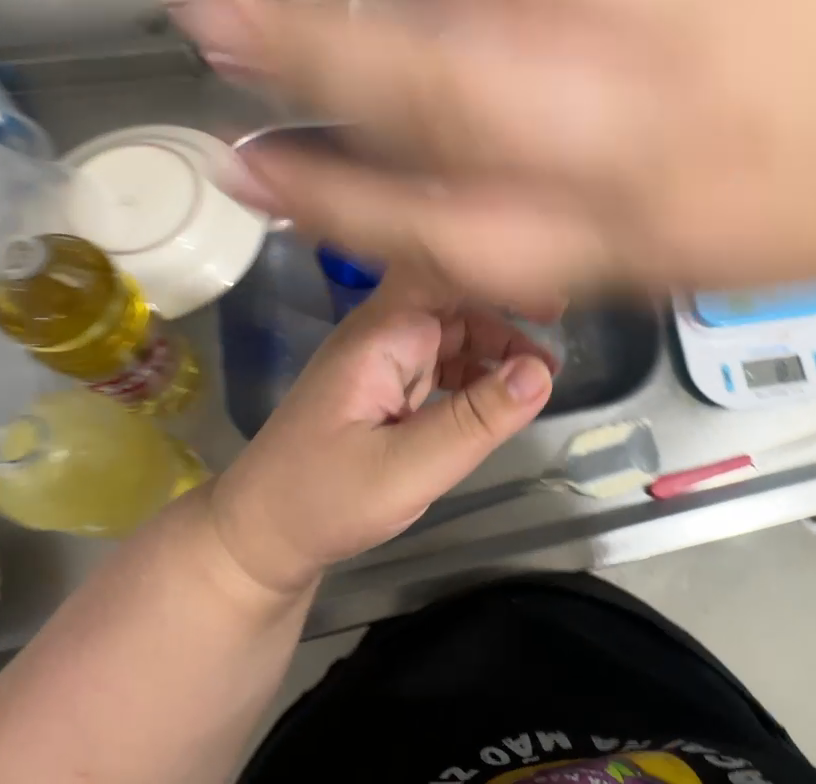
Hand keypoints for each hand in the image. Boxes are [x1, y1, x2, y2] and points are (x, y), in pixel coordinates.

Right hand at [174, 0, 815, 306]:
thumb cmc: (788, 214)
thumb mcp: (659, 269)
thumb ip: (522, 238)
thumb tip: (379, 193)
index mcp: (637, 223)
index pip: (454, 225)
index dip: (337, 204)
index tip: (247, 165)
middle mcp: (655, 112)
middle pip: (456, 82)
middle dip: (313, 44)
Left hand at [208, 274, 555, 592]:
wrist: (259, 537)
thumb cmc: (325, 500)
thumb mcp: (409, 467)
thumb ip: (476, 420)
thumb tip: (543, 373)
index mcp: (382, 334)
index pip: (449, 278)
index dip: (501, 279)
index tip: (554, 301)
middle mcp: (380, 332)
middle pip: (454, 301)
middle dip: (506, 320)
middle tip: (556, 354)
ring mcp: (379, 358)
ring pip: (449, 332)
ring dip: (492, 350)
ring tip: (539, 381)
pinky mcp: (381, 384)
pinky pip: (437, 362)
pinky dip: (471, 374)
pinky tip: (496, 400)